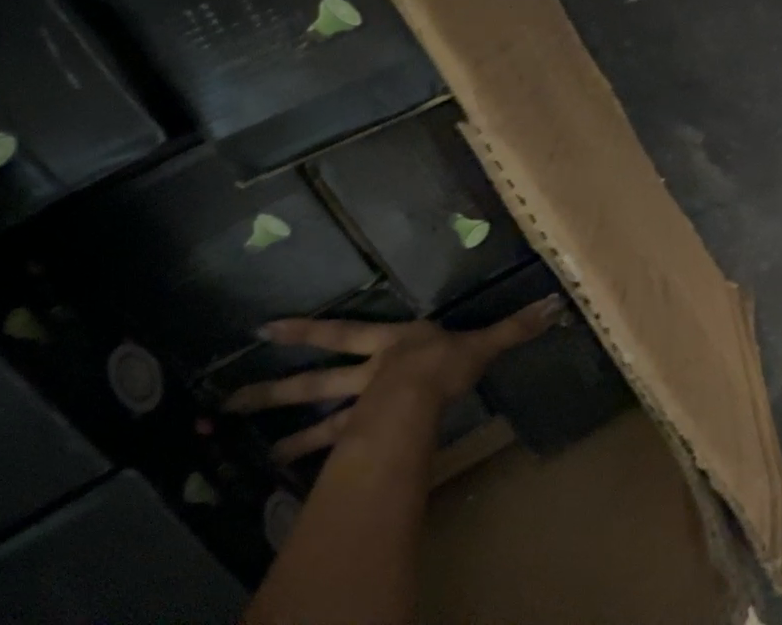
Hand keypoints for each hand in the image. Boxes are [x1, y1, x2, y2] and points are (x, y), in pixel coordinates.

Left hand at [223, 294, 565, 461]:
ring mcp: (363, 407)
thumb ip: (514, 327)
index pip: (339, 334)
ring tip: (259, 449)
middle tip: (230, 403)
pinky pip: (340, 448)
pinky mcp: (369, 435)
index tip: (261, 330)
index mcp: (389, 344)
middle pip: (316, 381)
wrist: (425, 394)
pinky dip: (318, 460)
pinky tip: (297, 476)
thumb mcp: (483, 341)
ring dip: (291, 432)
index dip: (305, 332)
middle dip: (276, 390)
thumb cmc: (448, 362)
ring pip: (320, 418)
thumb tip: (551, 305)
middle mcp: (367, 373)